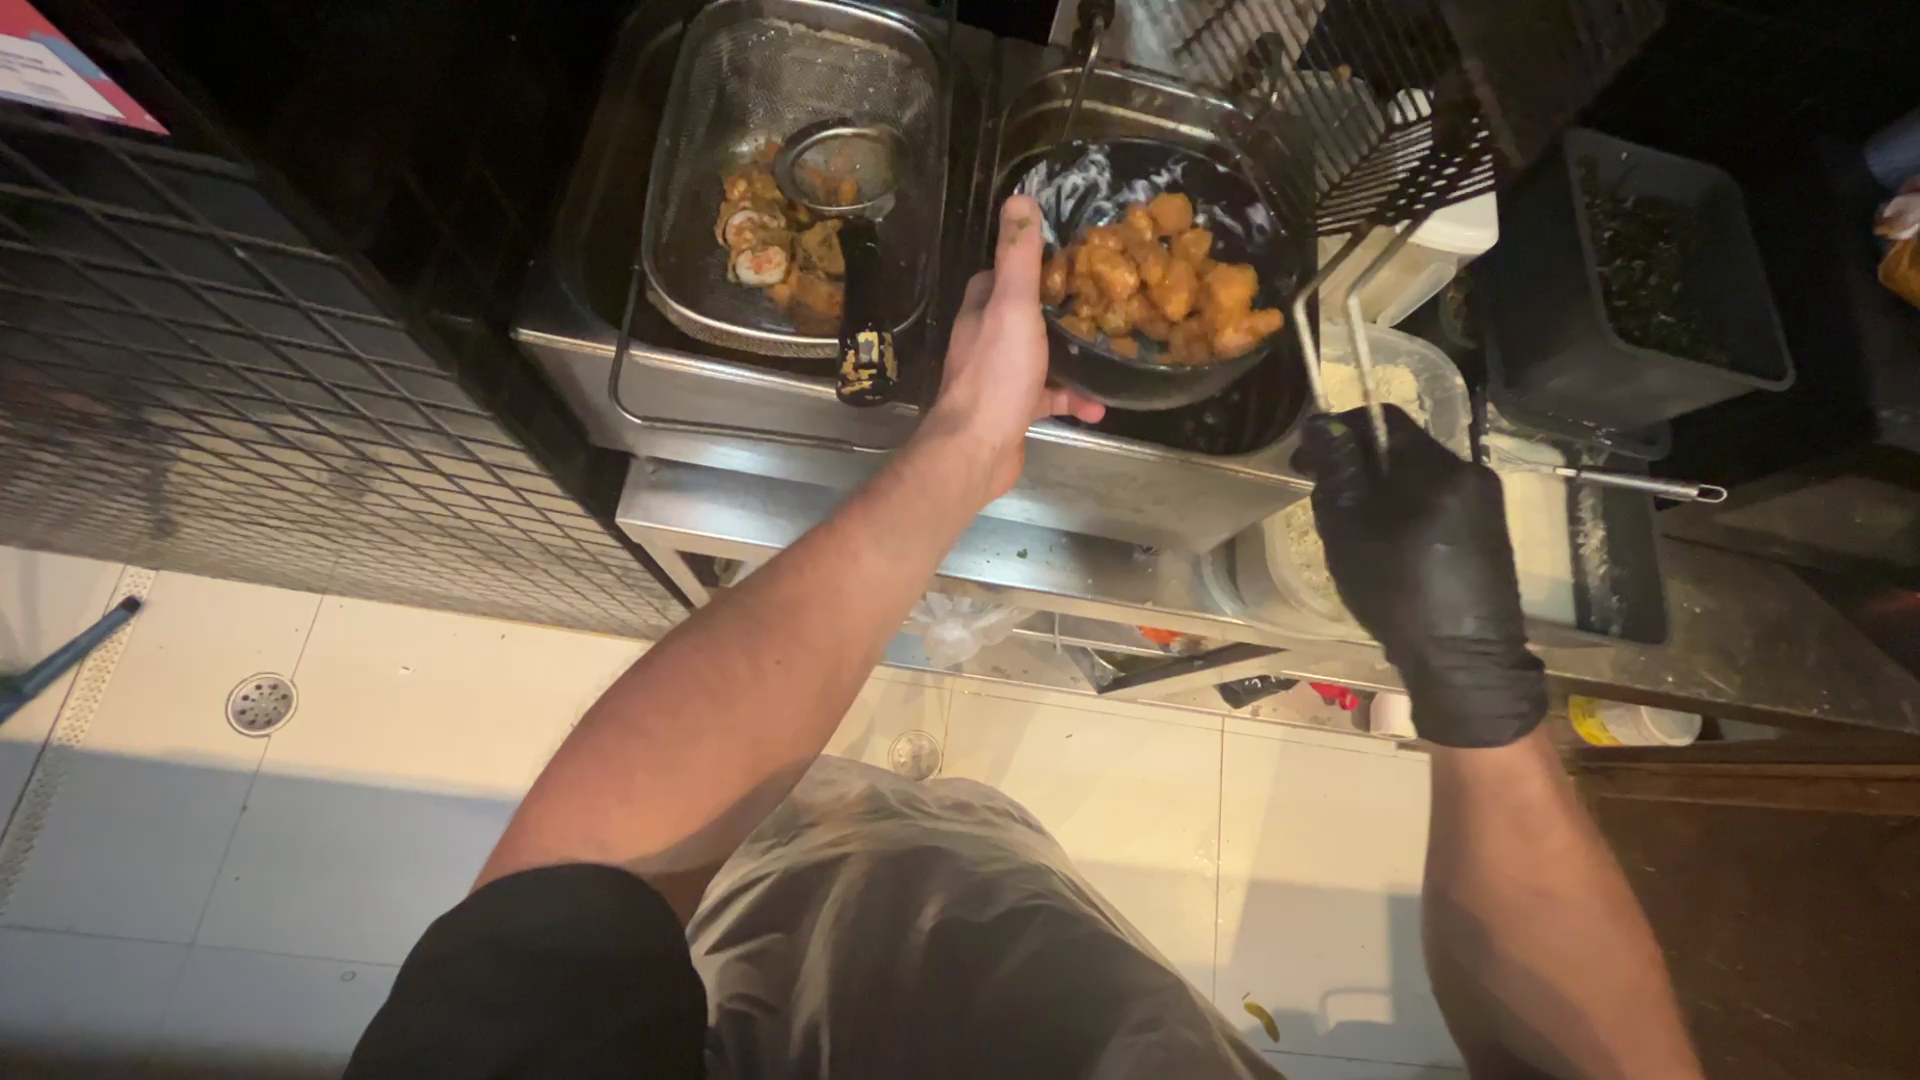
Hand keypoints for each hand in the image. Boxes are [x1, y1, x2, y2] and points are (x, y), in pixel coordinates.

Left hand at [918, 196, 1103, 503]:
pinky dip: (1073, 399)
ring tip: (1110, 353)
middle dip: (1060, 310)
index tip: (1068, 257)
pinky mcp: (1013, 411)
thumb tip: (1020, 199)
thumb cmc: (996, 376)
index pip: (1000, 275)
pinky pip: (1049, 398)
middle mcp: (985, 341)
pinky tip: (1098, 406)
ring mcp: (999, 378)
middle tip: (1101, 304)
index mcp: (981, 311)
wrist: (977, 450)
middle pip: (1025, 315)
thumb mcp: (1013, 307)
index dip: (1030, 263)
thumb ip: (1018, 257)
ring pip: (1041, 358)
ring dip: (1073, 358)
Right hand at [1293, 406, 1545, 747]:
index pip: (1383, 418)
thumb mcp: (1349, 528)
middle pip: (1402, 447)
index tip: (1304, 461)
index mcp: (1437, 468)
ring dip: (1379, 487)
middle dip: (1357, 464)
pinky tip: (1386, 542)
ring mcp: (1485, 502)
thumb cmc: (1395, 590)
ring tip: (1351, 526)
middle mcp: (1470, 473)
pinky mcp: (1488, 530)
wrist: (1462, 658)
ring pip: (1418, 475)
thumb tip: (1321, 423)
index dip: (1338, 430)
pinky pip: (1436, 499)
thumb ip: (1337, 469)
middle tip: (1322, 499)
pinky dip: (1404, 507)